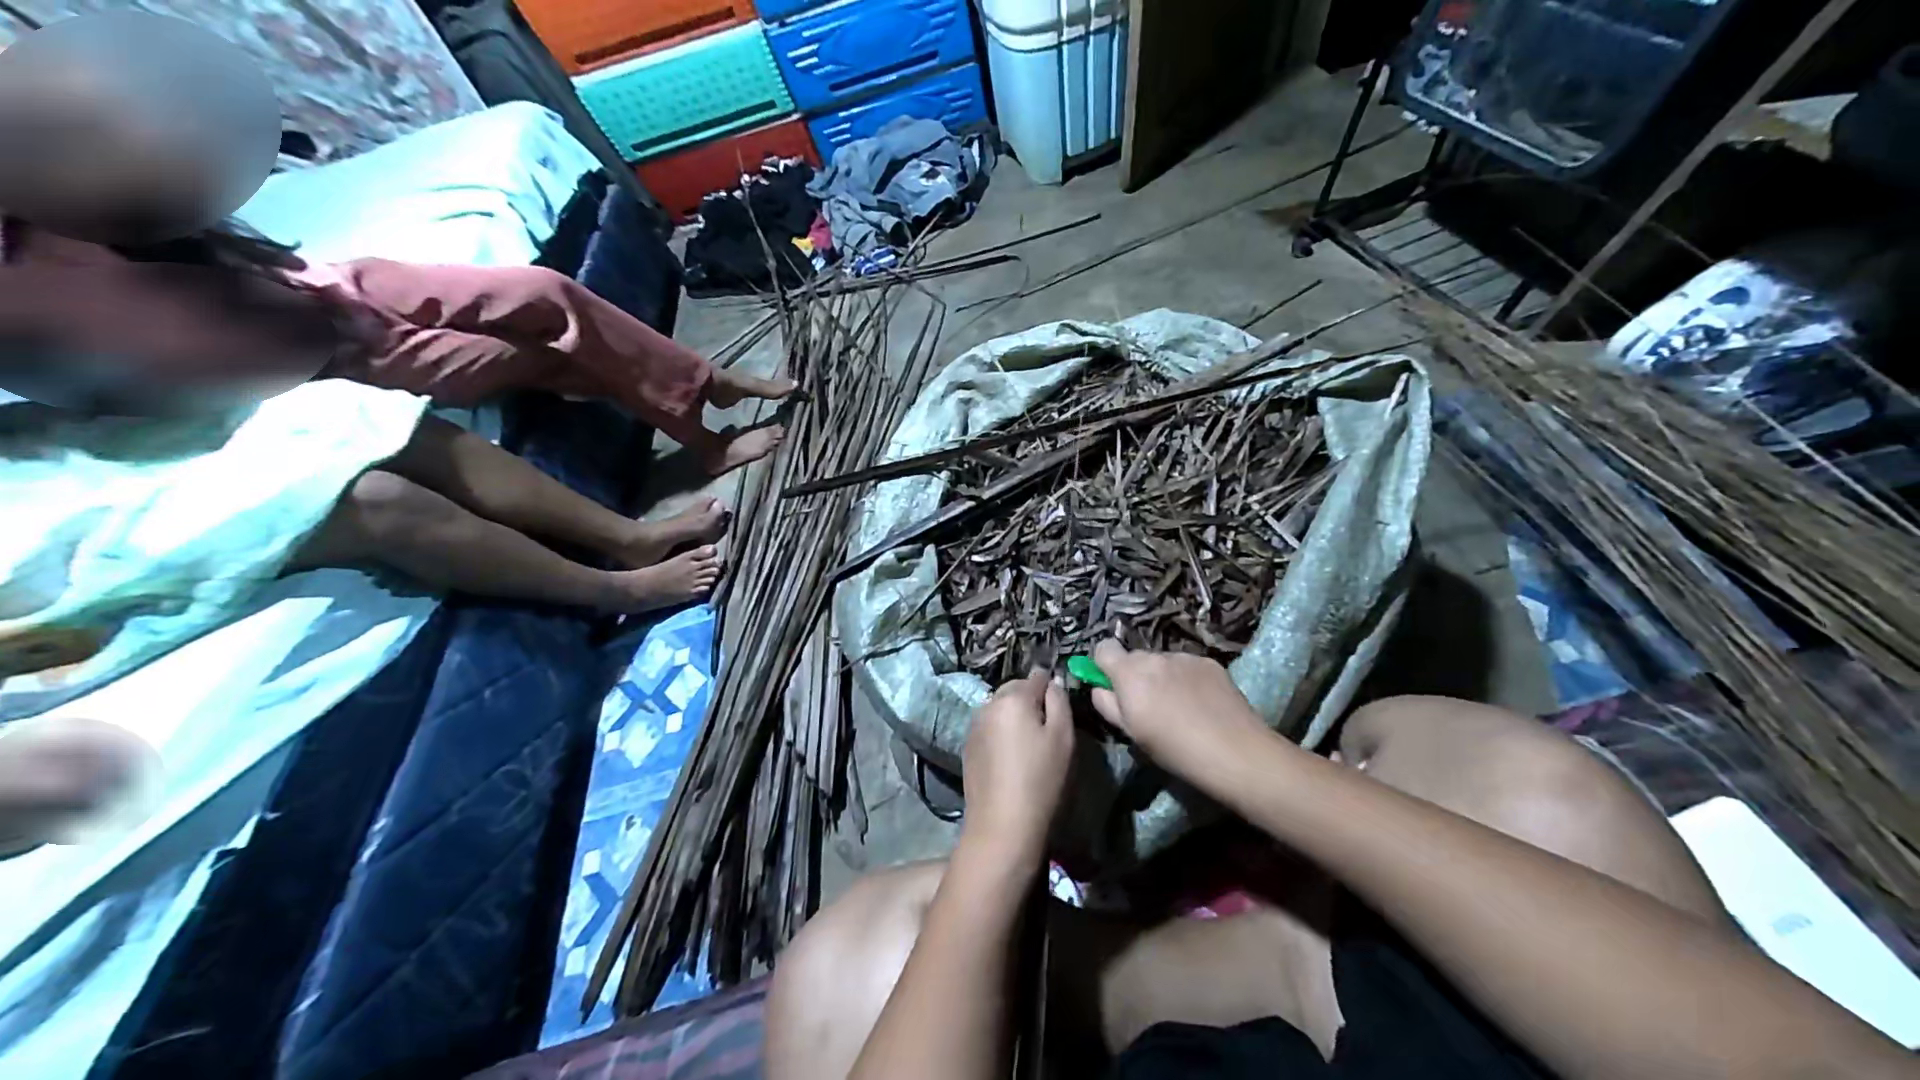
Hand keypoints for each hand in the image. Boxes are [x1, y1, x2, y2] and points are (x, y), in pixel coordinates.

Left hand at [961, 671, 1074, 865]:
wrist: (1002, 824)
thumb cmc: (1040, 779)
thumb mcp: (1063, 737)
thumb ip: (1059, 701)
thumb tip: (1052, 682)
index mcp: (1012, 698)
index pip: (1036, 677)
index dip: (1051, 689)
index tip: (1060, 709)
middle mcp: (987, 705)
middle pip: (1014, 690)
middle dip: (1030, 700)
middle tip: (1047, 730)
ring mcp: (974, 726)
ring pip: (1000, 708)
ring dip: (1014, 716)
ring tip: (1029, 745)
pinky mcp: (968, 747)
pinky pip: (989, 727)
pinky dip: (1001, 733)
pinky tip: (1011, 758)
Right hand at [1088, 639, 1268, 781]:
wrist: (1236, 752)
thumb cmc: (1175, 749)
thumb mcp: (1131, 734)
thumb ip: (1108, 705)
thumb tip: (1100, 688)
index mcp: (1130, 673)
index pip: (1104, 648)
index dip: (1104, 664)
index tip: (1112, 686)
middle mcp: (1155, 657)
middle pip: (1135, 657)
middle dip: (1136, 675)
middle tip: (1149, 705)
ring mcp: (1185, 657)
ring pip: (1163, 662)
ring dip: (1163, 677)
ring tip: (1180, 707)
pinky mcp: (1211, 663)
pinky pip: (1187, 666)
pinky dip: (1187, 679)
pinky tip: (1201, 704)